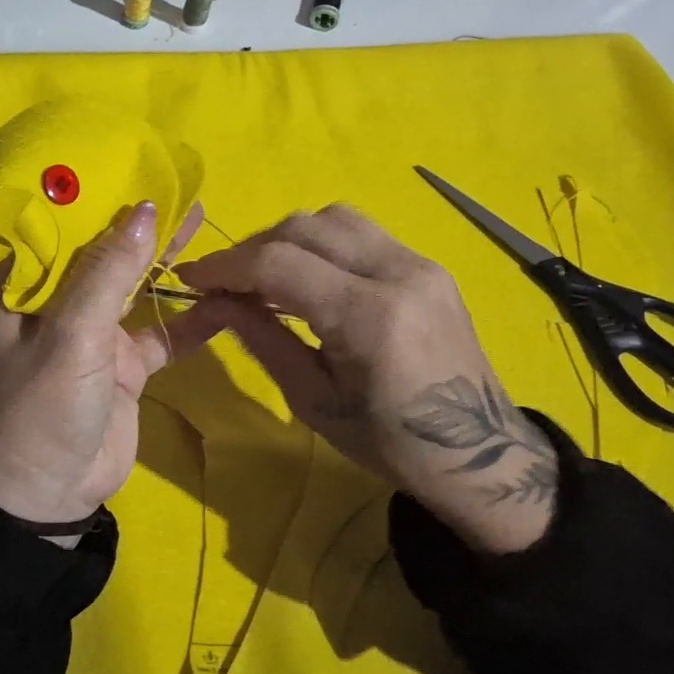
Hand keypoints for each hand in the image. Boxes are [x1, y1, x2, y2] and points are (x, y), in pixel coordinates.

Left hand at [0, 202, 220, 525]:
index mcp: (21, 288)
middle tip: (183, 187)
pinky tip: (225, 295)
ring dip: (166, 261)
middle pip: (103, 252)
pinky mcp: (123, 364)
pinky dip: (190, 316)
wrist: (49, 499)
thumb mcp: (70, 336)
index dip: (99, 197)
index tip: (138, 165)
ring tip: (205, 220)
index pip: (61, 228)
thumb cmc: (41, 409)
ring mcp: (91, 334)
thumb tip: (144, 209)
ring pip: (134, 286)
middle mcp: (54, 303)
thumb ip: (108, 273)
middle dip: (140, 224)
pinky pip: (161, 331)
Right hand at [179, 205, 557, 553]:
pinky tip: (308, 276)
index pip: (279, 264)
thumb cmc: (390, 442)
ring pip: (332, 219)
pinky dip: (321, 243)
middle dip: (252, 249)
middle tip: (225, 283)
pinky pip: (360, 232)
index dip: (225, 266)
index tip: (190, 278)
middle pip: (303, 228)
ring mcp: (419, 262)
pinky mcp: (427, 263)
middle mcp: (398, 274)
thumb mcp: (312, 400)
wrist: (482, 454)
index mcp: (370, 318)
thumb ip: (260, 337)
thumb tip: (211, 299)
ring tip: (266, 277)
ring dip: (287, 239)